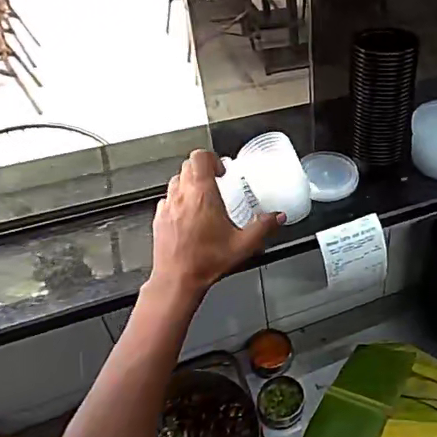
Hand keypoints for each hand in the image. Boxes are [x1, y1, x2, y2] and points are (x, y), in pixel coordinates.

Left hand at [150, 151, 281, 297]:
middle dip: (202, 170)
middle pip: (187, 166)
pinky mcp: (159, 219)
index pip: (200, 157)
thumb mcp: (243, 245)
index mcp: (202, 195)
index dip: (212, 158)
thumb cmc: (205, 262)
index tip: (222, 171)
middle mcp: (182, 196)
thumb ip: (263, 227)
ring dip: (189, 183)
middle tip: (215, 182)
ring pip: (175, 181)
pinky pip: (167, 199)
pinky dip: (178, 200)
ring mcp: (167, 206)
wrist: (177, 279)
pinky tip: (188, 216)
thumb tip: (277, 217)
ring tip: (203, 198)